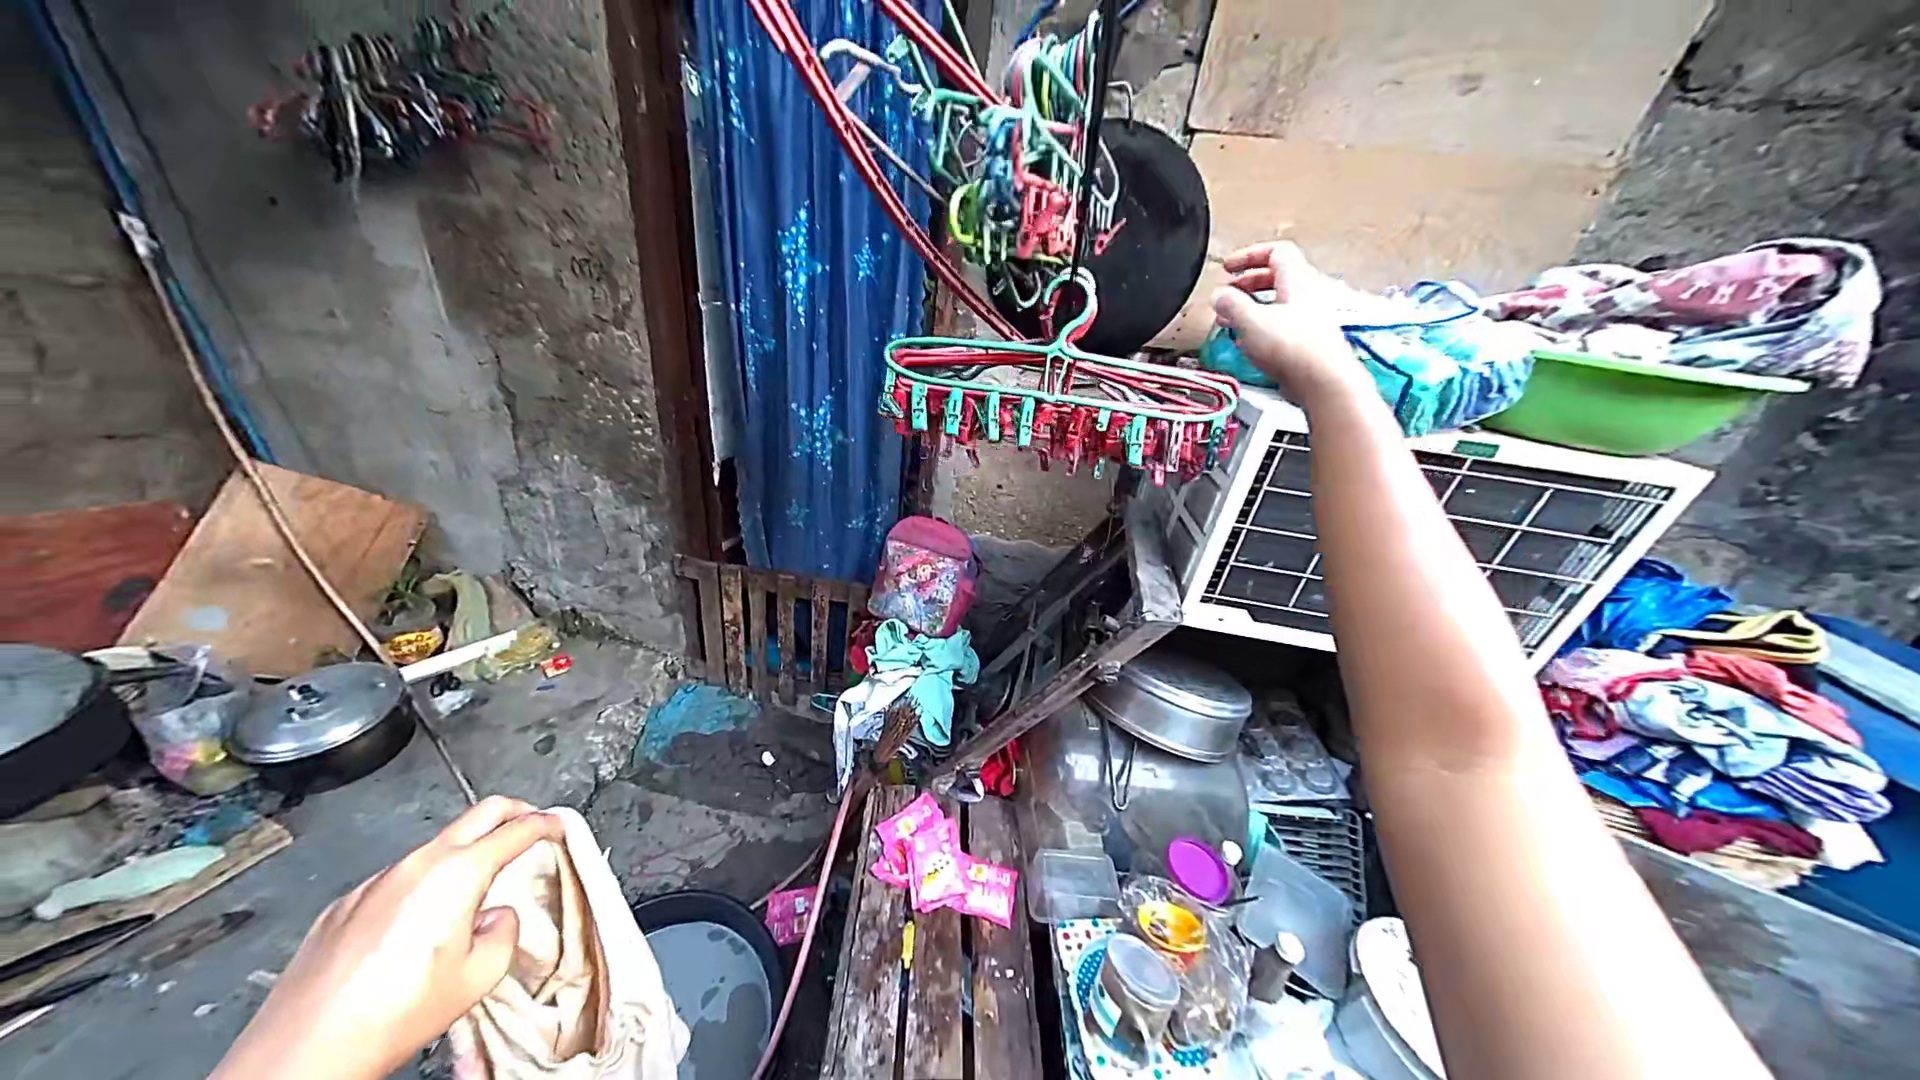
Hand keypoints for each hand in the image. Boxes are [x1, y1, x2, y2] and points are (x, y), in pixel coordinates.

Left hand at [211, 797, 564, 1079]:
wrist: (296, 1059)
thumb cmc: (390, 1018)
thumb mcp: (480, 975)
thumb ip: (504, 929)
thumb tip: (496, 917)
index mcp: (458, 873)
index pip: (518, 829)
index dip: (547, 823)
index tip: (558, 826)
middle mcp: (418, 864)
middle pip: (481, 812)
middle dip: (516, 812)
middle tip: (531, 825)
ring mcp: (376, 881)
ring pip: (438, 845)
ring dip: (467, 851)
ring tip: (473, 889)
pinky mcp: (343, 904)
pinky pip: (397, 877)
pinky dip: (423, 882)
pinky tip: (416, 925)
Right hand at [1211, 241, 1370, 403]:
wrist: (1322, 380)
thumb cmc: (1294, 348)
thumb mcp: (1251, 321)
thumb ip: (1231, 304)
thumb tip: (1218, 295)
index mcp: (1296, 281)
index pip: (1275, 252)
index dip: (1249, 255)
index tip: (1230, 267)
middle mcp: (1306, 295)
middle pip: (1276, 277)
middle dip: (1247, 282)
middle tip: (1229, 291)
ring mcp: (1308, 318)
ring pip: (1277, 302)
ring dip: (1251, 306)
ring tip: (1231, 316)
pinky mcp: (1305, 340)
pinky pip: (1280, 324)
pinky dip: (1260, 326)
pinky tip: (1247, 340)